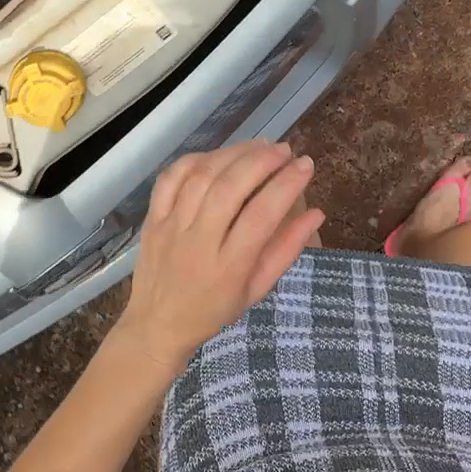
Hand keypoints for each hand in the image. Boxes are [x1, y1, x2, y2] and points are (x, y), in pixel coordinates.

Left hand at [116, 140, 323, 370]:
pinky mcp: (153, 217)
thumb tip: (317, 212)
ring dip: (233, 154)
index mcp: (229, 267)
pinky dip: (197, 159)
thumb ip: (286, 250)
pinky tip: (220, 156)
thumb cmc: (214, 310)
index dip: (287, 185)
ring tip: (258, 146)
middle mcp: (198, 242)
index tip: (306, 165)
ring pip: (201, 177)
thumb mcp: (257, 290)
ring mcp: (171, 226)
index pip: (262, 216)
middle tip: (284, 150)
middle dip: (261, 161)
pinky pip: (171, 177)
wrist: (156, 324)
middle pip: (229, 188)